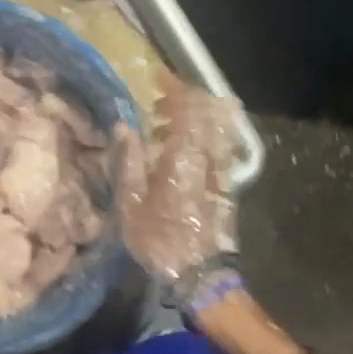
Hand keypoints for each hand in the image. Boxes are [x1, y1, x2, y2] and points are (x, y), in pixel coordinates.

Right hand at [117, 80, 241, 283]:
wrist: (200, 275)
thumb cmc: (158, 238)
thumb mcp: (131, 202)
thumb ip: (129, 160)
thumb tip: (124, 126)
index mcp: (183, 158)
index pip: (188, 110)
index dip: (176, 90)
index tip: (160, 78)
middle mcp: (208, 158)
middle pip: (210, 114)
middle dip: (188, 100)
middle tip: (161, 103)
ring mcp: (222, 172)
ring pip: (219, 129)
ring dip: (197, 118)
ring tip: (167, 127)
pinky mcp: (227, 185)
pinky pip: (221, 147)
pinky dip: (205, 136)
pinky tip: (185, 147)